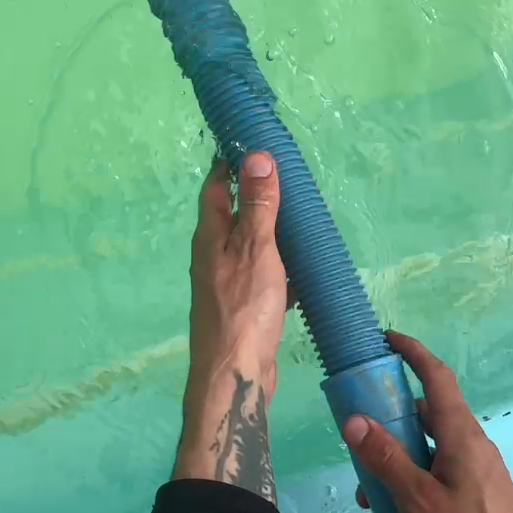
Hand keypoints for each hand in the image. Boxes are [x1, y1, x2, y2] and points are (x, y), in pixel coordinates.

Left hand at [172, 151, 285, 501]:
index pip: (216, 188)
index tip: (248, 140)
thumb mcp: (256, 248)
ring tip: (299, 217)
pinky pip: (263, 276)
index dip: (229, 163)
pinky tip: (301, 270)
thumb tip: (255, 154)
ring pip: (250, 247)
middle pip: (232, 216)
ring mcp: (227, 284)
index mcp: (211, 237)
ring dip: (270, 232)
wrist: (235, 372)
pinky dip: (280, 266)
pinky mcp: (244, 308)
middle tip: (286, 176)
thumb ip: (258, 205)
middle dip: (255, 195)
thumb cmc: (244, 307)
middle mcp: (213, 257)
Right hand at [342, 330, 512, 512]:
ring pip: (427, 455)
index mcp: (461, 435)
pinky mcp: (477, 499)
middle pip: (425, 418)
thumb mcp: (418, 501)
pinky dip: (411, 494)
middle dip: (387, 427)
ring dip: (394, 471)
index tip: (385, 340)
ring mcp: (476, 474)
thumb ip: (386, 459)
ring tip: (369, 505)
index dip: (411, 353)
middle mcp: (471, 447)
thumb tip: (355, 420)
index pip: (436, 377)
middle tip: (358, 441)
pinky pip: (436, 482)